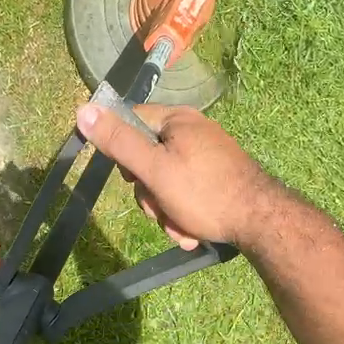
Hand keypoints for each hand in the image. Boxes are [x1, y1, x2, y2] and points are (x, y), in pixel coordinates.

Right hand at [75, 101, 285, 250]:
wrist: (260, 221)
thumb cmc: (205, 193)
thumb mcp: (155, 169)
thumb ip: (119, 143)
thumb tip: (82, 110)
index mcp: (176, 120)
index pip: (130, 123)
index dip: (122, 154)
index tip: (130, 179)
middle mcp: (192, 133)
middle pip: (147, 161)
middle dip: (151, 196)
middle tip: (162, 210)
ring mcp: (207, 157)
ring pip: (166, 185)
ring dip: (168, 214)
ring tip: (183, 228)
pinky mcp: (218, 180)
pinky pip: (187, 196)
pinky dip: (186, 217)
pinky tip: (194, 232)